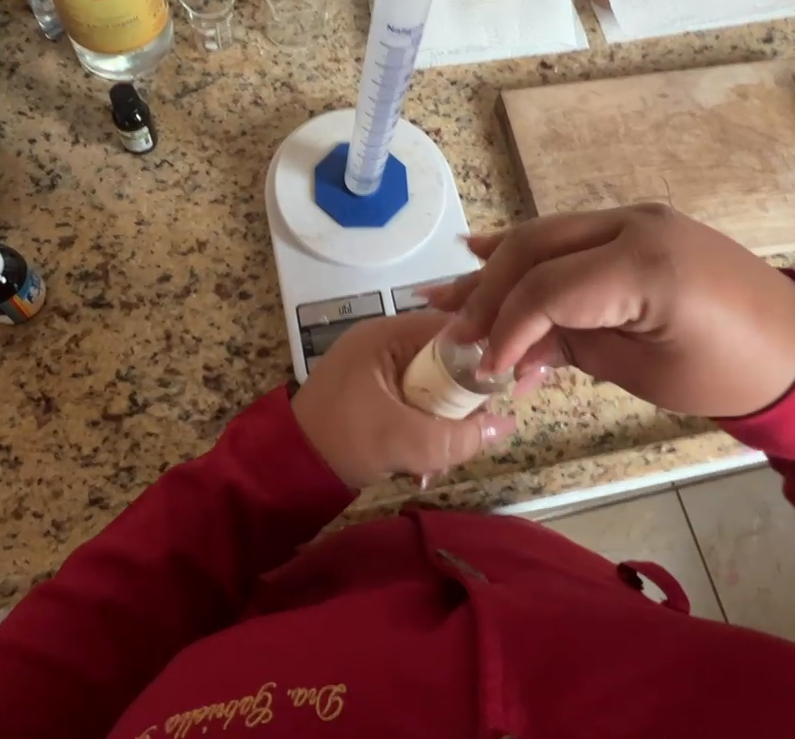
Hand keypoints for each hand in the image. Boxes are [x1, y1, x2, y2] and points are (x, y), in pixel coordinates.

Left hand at [289, 312, 515, 489]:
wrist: (287, 466)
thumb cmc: (343, 439)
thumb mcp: (406, 441)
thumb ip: (460, 435)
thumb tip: (507, 424)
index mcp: (386, 334)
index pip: (451, 329)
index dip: (481, 356)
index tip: (500, 390)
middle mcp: (383, 341)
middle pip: (445, 360)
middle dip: (458, 403)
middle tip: (467, 435)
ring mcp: (376, 366)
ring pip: (432, 386)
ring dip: (440, 422)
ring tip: (437, 458)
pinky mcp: (373, 391)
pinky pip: (414, 400)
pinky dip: (421, 428)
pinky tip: (420, 461)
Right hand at [423, 204, 794, 418]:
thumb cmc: (728, 374)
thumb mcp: (641, 372)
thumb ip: (566, 349)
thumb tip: (504, 356)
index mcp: (644, 266)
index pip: (546, 289)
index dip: (504, 327)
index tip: (483, 366)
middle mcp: (634, 225)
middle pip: (534, 248)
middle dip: (487, 292)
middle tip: (454, 331)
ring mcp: (635, 218)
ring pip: (543, 234)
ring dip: (495, 266)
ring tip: (448, 292)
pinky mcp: (635, 225)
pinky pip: (569, 232)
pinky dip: (527, 247)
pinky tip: (482, 248)